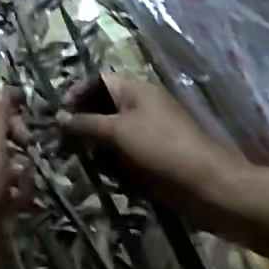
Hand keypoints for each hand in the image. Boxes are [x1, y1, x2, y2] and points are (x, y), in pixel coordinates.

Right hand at [60, 71, 240, 208]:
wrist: (210, 188)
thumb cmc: (161, 150)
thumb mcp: (116, 133)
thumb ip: (84, 123)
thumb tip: (58, 118)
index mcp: (136, 89)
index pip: (98, 80)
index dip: (77, 93)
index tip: (61, 113)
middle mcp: (143, 104)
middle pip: (103, 105)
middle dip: (84, 122)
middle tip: (67, 141)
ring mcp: (151, 130)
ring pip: (113, 130)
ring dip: (97, 144)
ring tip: (85, 159)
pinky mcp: (156, 153)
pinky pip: (126, 150)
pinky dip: (114, 159)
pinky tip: (108, 173)